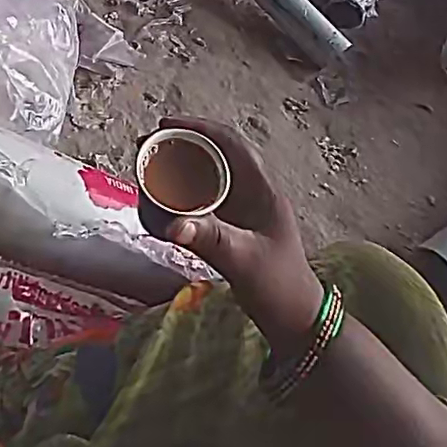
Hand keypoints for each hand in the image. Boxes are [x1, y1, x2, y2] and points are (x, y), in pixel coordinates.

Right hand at [150, 117, 323, 354]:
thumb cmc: (278, 286)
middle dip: (182, 142)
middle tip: (149, 144)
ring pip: (210, 170)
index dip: (199, 127)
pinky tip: (165, 194)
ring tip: (151, 162)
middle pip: (216, 152)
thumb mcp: (243, 261)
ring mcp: (243, 206)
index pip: (230, 143)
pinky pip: (206, 192)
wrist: (297, 320)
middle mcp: (252, 190)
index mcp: (261, 188)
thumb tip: (170, 224)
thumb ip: (209, 240)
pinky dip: (184, 186)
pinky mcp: (235, 222)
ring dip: (182, 162)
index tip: (166, 125)